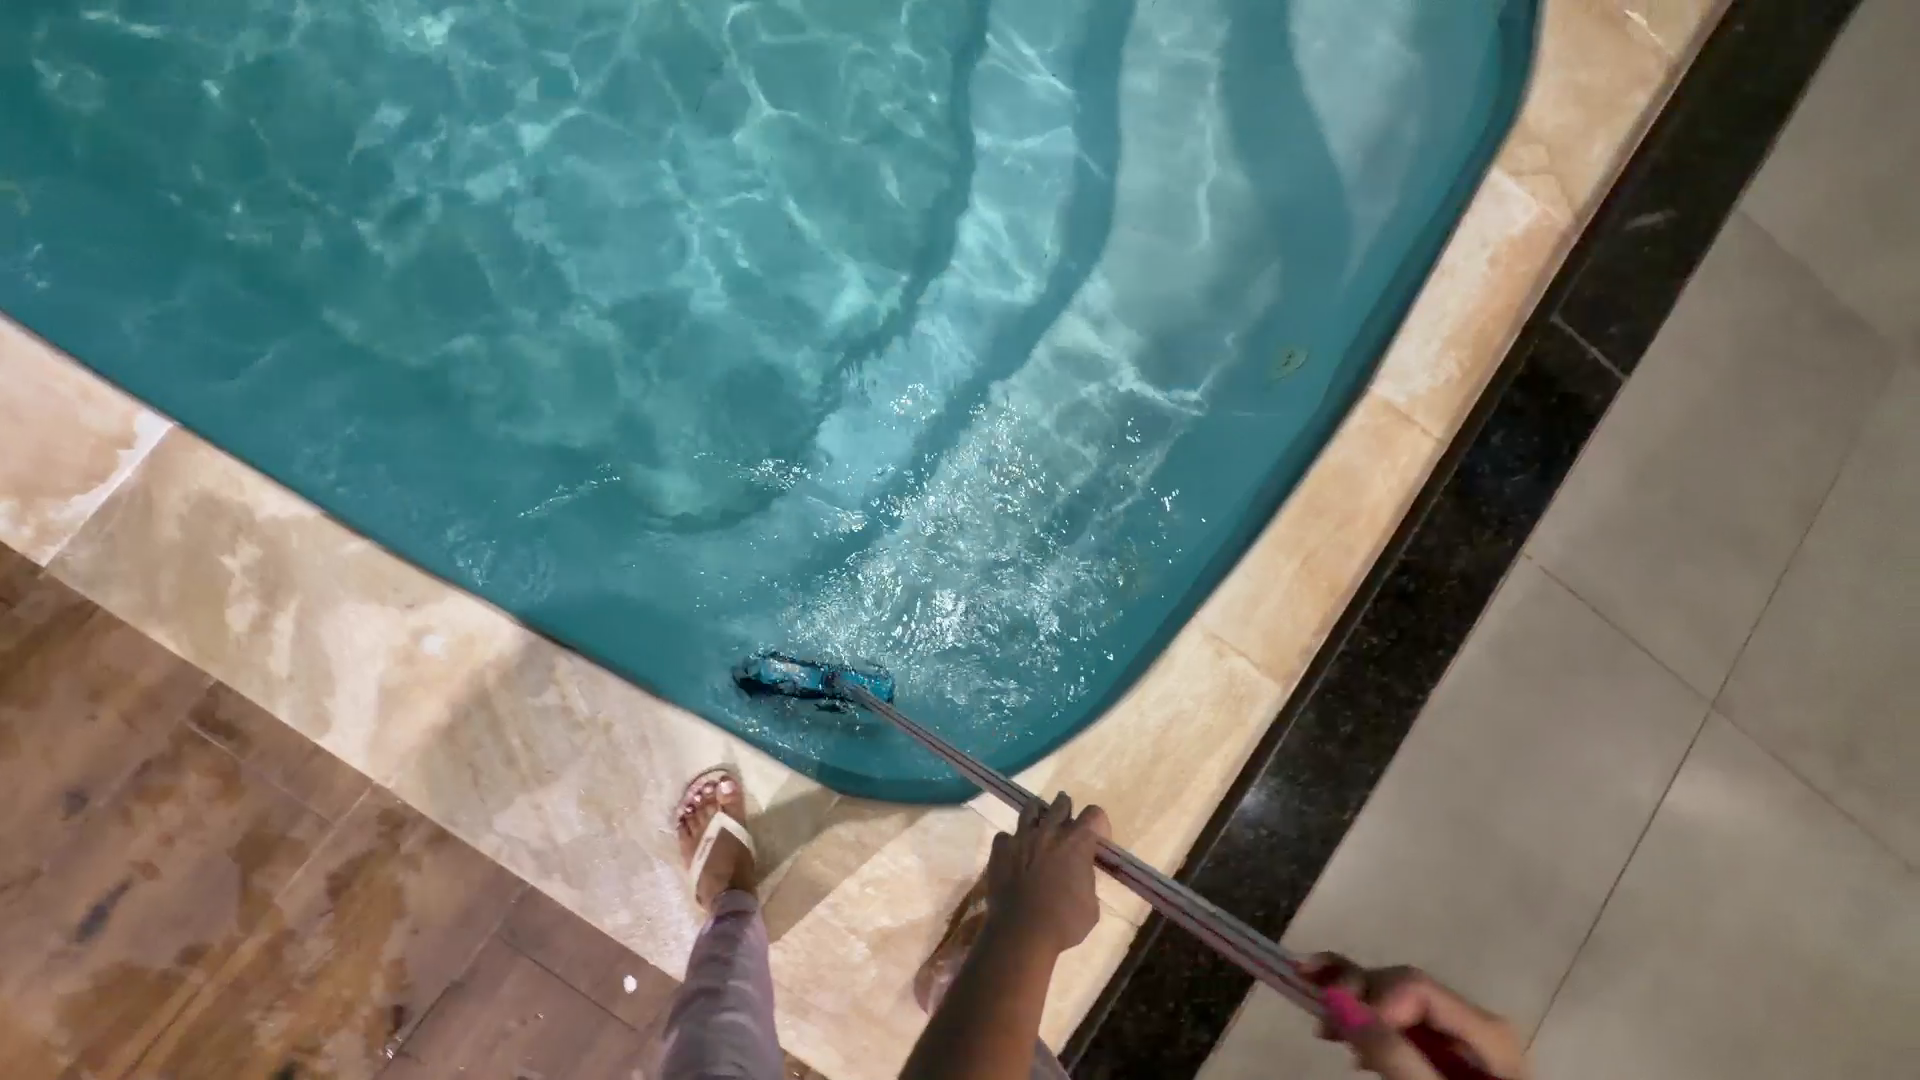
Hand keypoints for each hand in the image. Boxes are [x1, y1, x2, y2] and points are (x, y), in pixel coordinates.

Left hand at [984, 793, 1109, 955]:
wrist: (1022, 932)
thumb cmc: (1064, 922)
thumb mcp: (1091, 905)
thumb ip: (1086, 879)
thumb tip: (1079, 874)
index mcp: (1077, 843)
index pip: (1094, 814)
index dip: (1098, 824)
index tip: (1097, 839)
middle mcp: (1049, 831)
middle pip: (1061, 803)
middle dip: (1067, 811)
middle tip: (1067, 826)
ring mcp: (1022, 836)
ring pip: (1031, 808)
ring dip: (1039, 815)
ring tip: (1040, 827)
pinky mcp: (1000, 848)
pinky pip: (1006, 835)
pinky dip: (1012, 842)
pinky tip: (1014, 854)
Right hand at [1303, 955, 1528, 1079]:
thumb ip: (1392, 1054)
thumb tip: (1336, 1000)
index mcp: (1486, 1029)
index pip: (1414, 986)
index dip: (1375, 999)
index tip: (1348, 1036)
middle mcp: (1472, 1021)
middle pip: (1400, 986)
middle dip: (1355, 996)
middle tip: (1319, 1021)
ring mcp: (1458, 1037)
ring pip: (1393, 998)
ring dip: (1351, 1004)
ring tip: (1322, 1025)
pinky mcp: (1443, 1053)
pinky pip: (1398, 1021)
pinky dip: (1365, 1021)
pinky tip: (1342, 1035)